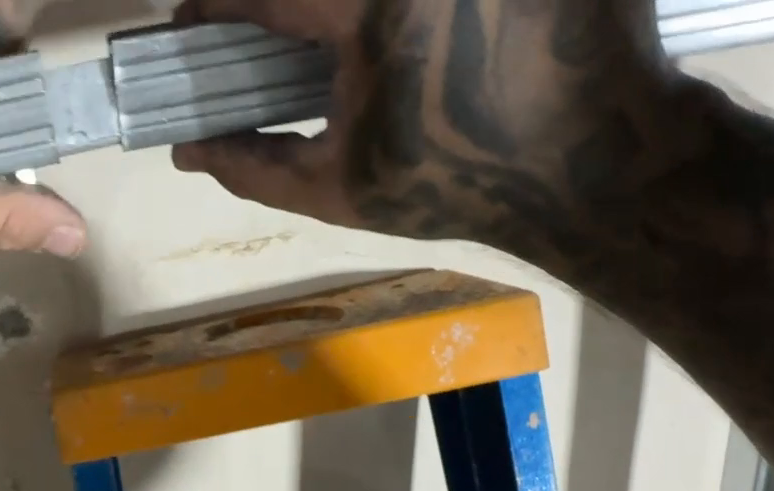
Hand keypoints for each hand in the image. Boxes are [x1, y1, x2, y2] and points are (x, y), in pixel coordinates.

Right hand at [171, 0, 704, 262]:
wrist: (586, 165)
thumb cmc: (451, 183)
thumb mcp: (338, 188)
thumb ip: (253, 165)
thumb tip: (187, 152)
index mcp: (368, 5)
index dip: (212, 6)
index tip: (189, 25)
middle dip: (277, 4)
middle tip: (264, 32)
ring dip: (331, 6)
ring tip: (326, 40)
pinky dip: (405, 12)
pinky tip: (416, 41)